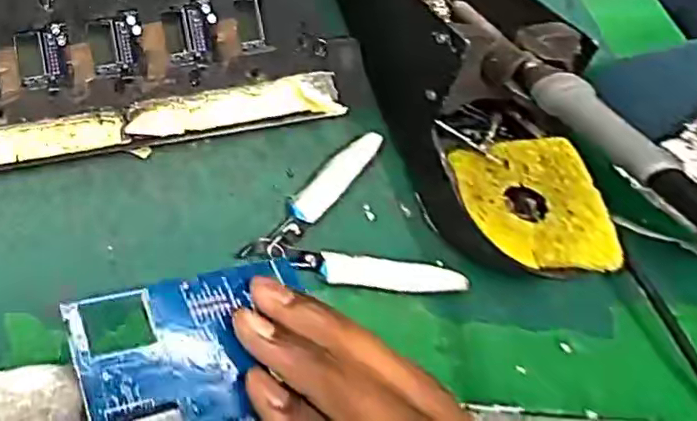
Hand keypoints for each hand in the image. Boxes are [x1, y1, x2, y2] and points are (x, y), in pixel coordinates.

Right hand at [231, 276, 465, 420]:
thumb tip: (261, 382)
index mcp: (404, 419)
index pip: (342, 384)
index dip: (288, 352)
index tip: (243, 321)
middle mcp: (434, 412)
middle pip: (367, 352)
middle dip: (306, 318)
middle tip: (255, 288)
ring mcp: (451, 411)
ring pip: (389, 353)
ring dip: (326, 324)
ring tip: (280, 298)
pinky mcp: (453, 412)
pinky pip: (401, 368)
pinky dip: (357, 347)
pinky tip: (326, 333)